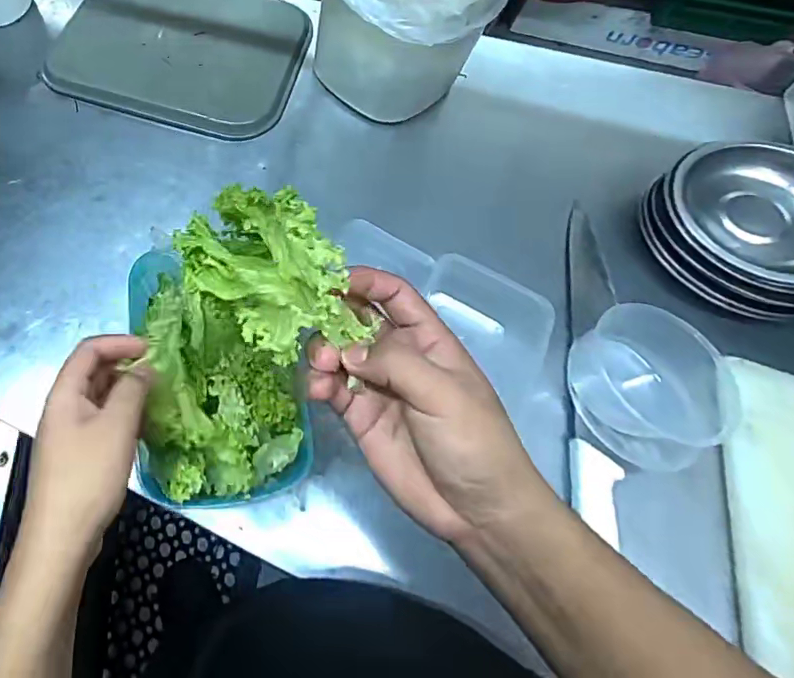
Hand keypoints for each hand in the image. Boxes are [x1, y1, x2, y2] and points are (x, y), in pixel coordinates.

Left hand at [22, 335, 152, 560]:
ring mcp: (67, 434)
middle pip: (93, 373)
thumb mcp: (116, 427)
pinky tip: (142, 432)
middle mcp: (62, 408)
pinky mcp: (75, 457)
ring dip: (126, 395)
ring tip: (155, 403)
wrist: (59, 540)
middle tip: (158, 376)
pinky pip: (100, 424)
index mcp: (65, 393)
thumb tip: (145, 370)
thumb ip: (132, 390)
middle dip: (125, 368)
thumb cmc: (87, 476)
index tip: (151, 348)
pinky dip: (121, 420)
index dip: (119, 342)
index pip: (89, 350)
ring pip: (99, 400)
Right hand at [307, 267, 554, 543]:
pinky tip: (317, 390)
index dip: (366, 281)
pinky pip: (329, 387)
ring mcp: (375, 385)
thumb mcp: (443, 394)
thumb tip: (347, 351)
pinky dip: (317, 382)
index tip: (332, 281)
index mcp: (426, 340)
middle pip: (355, 319)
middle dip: (332, 316)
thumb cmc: (474, 442)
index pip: (394, 295)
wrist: (478, 513)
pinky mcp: (358, 415)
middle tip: (314, 325)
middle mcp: (396, 356)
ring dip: (322, 350)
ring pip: (336, 351)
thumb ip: (395, 363)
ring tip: (322, 368)